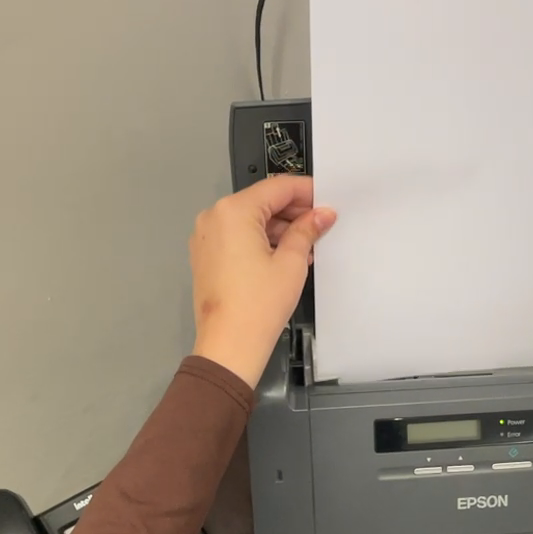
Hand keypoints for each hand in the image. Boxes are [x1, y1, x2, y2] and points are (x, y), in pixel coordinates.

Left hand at [189, 176, 336, 387]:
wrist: (229, 345)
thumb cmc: (258, 305)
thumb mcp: (291, 263)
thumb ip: (307, 230)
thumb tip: (322, 214)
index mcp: (233, 211)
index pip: (277, 187)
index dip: (306, 192)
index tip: (326, 200)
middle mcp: (214, 218)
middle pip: (261, 202)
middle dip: (293, 213)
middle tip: (321, 226)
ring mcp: (206, 238)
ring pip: (250, 221)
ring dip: (278, 229)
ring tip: (306, 247)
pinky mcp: (206, 257)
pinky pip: (238, 238)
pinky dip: (261, 242)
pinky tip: (284, 257)